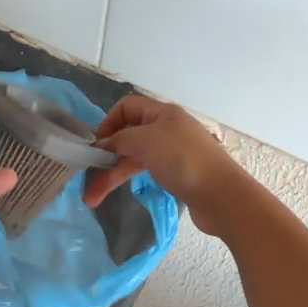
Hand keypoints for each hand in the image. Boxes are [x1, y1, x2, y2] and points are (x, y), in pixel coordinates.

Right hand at [82, 97, 251, 234]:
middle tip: (86, 181)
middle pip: (127, 136)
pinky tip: (116, 192)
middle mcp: (167, 129)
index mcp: (162, 114)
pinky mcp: (177, 175)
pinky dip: (128, 180)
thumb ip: (118, 140)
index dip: (107, 123)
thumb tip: (100, 146)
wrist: (221, 196)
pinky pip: (145, 171)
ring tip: (92, 199)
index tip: (95, 147)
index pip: (127, 107)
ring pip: (134, 158)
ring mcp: (173, 153)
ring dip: (111, 175)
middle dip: (105, 157)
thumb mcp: (145, 141)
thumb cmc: (183, 161)